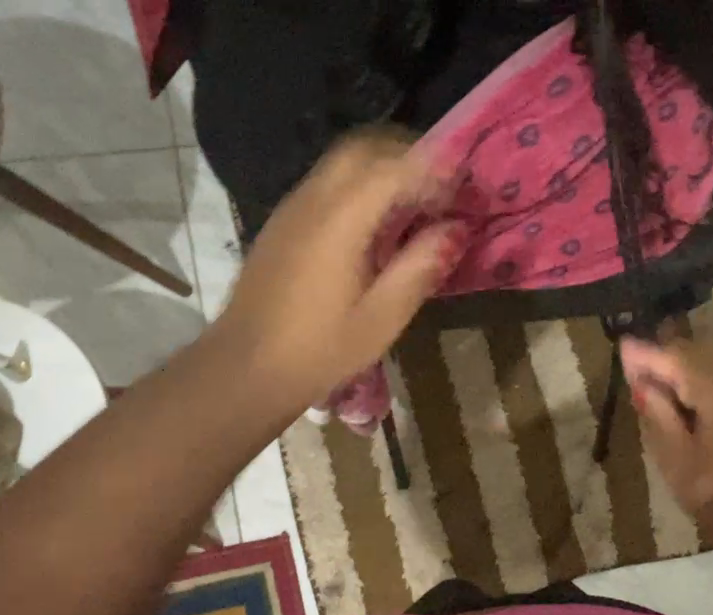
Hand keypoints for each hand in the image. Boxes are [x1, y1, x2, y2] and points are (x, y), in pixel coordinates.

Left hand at [218, 131, 461, 399]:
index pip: (393, 167)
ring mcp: (293, 207)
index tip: (466, 189)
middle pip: (365, 148)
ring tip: (419, 205)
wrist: (246, 367)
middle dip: (410, 156)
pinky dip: (362, 185)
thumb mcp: (381, 319)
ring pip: (344, 161)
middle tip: (445, 188)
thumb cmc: (319, 351)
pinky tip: (380, 224)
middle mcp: (313, 199)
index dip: (436, 170)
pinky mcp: (284, 223)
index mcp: (339, 220)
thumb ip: (420, 267)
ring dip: (385, 168)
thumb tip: (456, 229)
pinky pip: (329, 183)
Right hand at [621, 335, 712, 527]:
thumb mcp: (674, 457)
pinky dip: (704, 377)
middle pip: (700, 352)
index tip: (621, 347)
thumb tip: (641, 378)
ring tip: (656, 382)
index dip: (647, 353)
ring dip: (686, 365)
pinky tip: (687, 397)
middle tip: (635, 367)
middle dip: (667, 354)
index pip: (678, 358)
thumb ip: (658, 411)